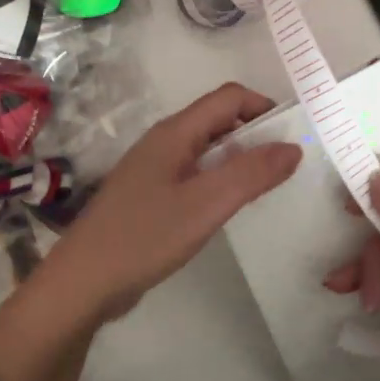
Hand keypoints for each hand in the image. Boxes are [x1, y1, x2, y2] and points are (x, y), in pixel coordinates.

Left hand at [40, 82, 302, 322]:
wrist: (83, 282)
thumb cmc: (144, 236)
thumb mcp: (205, 204)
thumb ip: (250, 174)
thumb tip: (293, 146)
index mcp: (175, 133)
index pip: (229, 98)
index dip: (264, 107)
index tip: (296, 134)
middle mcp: (164, 143)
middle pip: (218, 120)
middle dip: (256, 134)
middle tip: (291, 165)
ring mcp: (155, 171)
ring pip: (207, 150)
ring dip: (240, 160)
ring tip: (270, 187)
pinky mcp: (150, 198)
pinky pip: (195, 176)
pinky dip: (220, 182)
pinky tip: (232, 209)